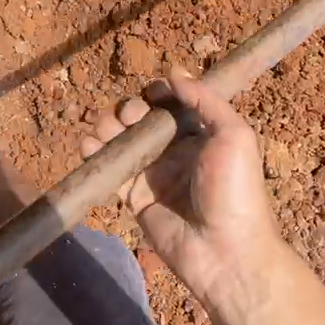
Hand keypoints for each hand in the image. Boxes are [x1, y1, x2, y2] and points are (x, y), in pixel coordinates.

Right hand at [81, 68, 279, 301]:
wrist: (226, 253)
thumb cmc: (235, 191)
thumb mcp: (234, 136)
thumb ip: (205, 100)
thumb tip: (174, 72)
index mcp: (199, 134)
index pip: (170, 103)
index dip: (157, 94)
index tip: (152, 95)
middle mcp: (174, 150)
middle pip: (140, 118)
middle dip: (129, 110)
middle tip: (129, 118)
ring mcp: (152, 173)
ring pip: (120, 139)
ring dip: (107, 127)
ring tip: (104, 130)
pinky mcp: (134, 196)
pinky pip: (110, 170)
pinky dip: (94, 154)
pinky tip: (89, 147)